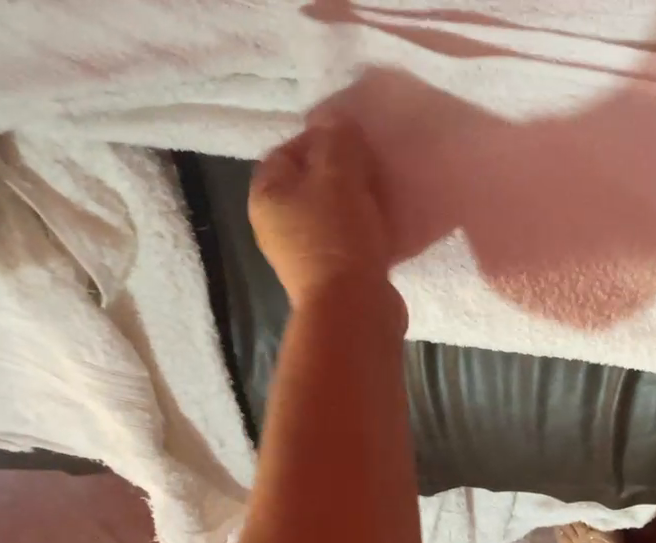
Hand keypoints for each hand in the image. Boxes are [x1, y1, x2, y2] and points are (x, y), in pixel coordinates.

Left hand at [249, 115, 395, 303]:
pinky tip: (389, 233)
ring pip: (333, 216)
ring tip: (387, 202)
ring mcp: (304, 256)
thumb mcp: (338, 177)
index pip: (289, 152)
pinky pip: (350, 244)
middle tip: (377, 173)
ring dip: (358, 207)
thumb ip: (338, 142)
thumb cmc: (339, 239)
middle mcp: (277, 225)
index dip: (323, 141)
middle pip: (312, 185)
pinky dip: (367, 235)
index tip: (359, 145)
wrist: (354, 310)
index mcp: (267, 194)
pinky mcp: (334, 279)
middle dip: (343, 176)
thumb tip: (338, 120)